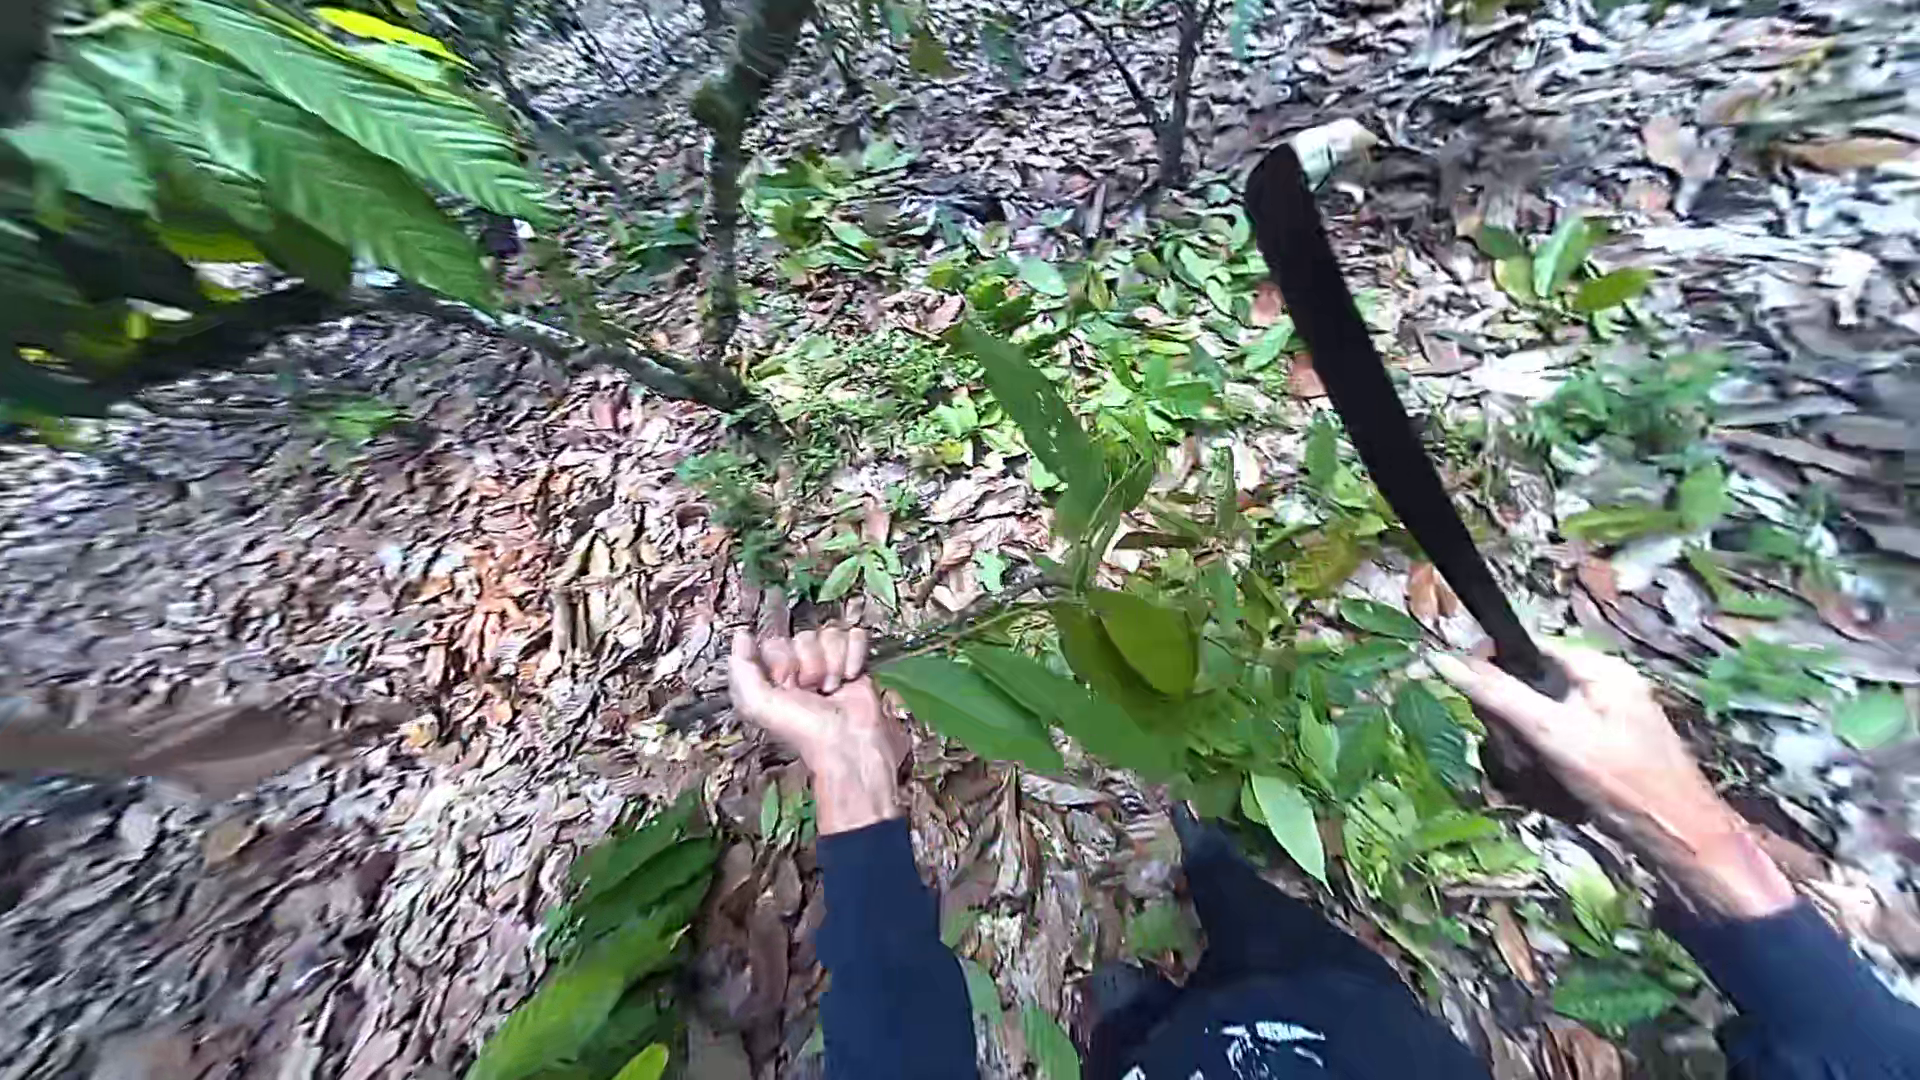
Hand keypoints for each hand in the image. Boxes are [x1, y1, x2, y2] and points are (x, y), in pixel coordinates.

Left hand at [728, 627, 907, 834]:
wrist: (847, 739)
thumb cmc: (804, 729)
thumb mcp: (758, 704)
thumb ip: (741, 669)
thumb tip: (741, 635)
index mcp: (774, 675)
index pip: (775, 642)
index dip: (783, 660)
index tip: (785, 682)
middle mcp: (801, 666)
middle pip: (804, 636)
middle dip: (810, 663)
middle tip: (811, 688)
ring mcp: (829, 662)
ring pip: (830, 634)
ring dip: (833, 662)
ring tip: (831, 687)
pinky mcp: (853, 660)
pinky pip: (854, 635)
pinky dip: (854, 655)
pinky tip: (849, 676)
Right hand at [1433, 643, 1794, 919]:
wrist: (1683, 844)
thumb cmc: (1620, 780)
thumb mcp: (1549, 731)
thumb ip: (1493, 692)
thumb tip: (1438, 657)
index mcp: (1597, 667)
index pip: (1520, 645)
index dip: (1489, 667)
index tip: (1479, 700)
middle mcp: (1598, 681)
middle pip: (1518, 678)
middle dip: (1504, 713)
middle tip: (1515, 743)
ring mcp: (1598, 711)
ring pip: (1525, 707)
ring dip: (1514, 736)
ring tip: (1528, 762)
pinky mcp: (1594, 738)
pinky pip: (1541, 729)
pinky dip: (1531, 748)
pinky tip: (1539, 769)